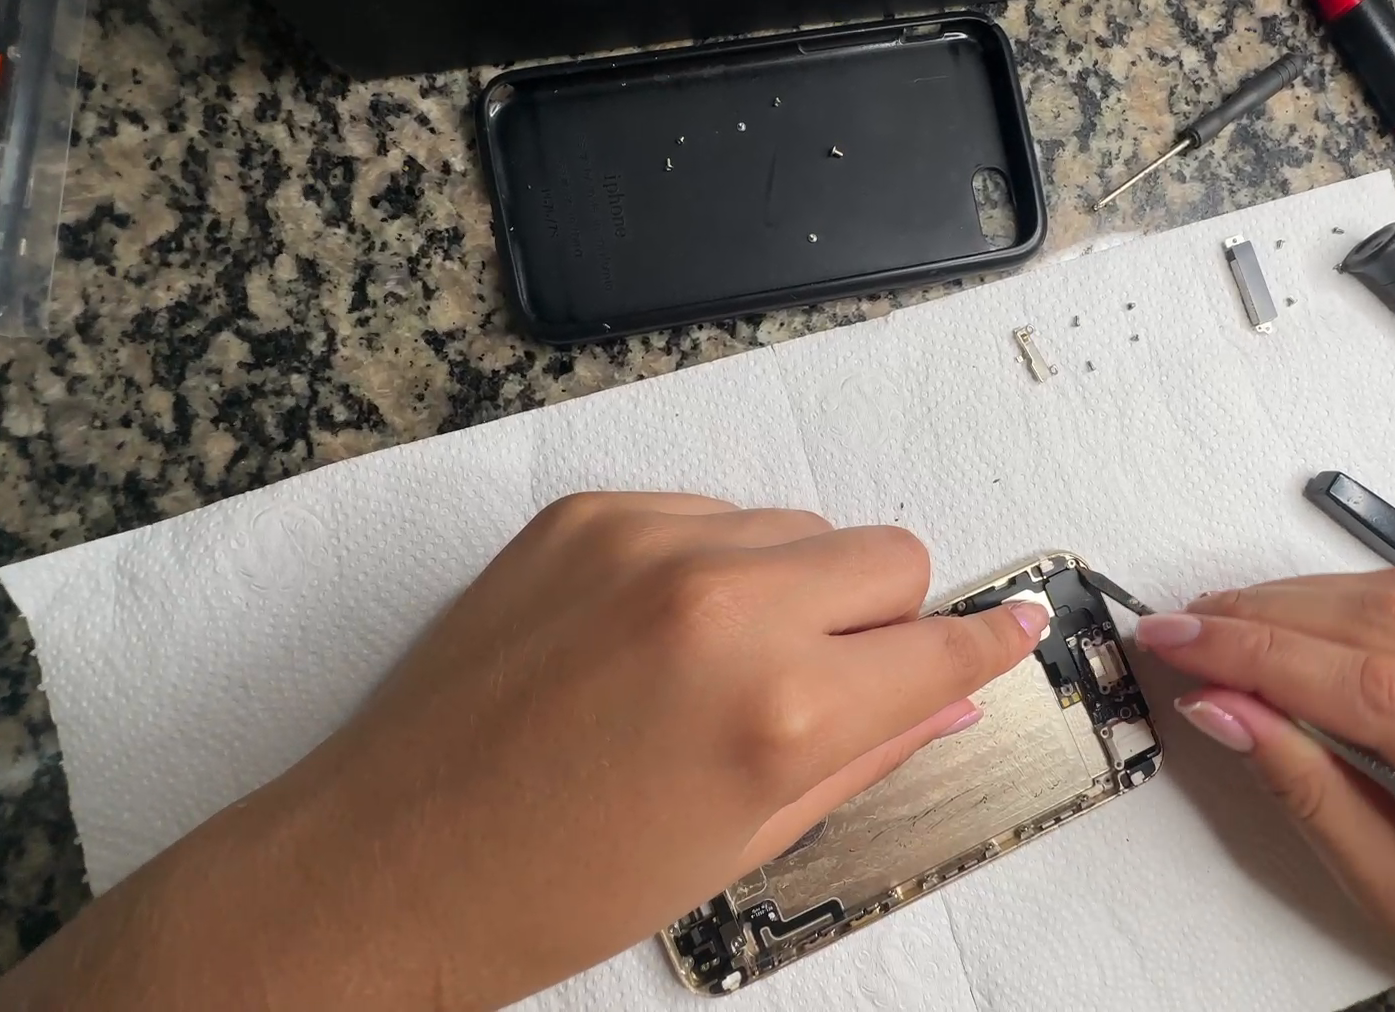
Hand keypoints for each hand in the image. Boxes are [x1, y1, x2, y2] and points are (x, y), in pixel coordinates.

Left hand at [0, 493, 1045, 1010]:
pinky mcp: (590, 509)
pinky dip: (713, 562)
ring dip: (794, 584)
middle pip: (888, 550)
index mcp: (781, 711)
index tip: (1017, 626)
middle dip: (883, 612)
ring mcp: (652, 537)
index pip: (940, 649)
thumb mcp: (747, 842)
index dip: (989, 643)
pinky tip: (652, 624)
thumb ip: (871, 751)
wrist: (376, 864)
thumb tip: (953, 695)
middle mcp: (728, 601)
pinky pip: (711, 512)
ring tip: (719, 654)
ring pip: (801, 525)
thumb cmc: (573, 885)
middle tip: (826, 669)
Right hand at [1135, 567, 1394, 1011]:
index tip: (1173, 637)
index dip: (1265, 655)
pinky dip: (1354, 600)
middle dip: (1269, 617)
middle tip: (1184, 624)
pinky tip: (1297, 616)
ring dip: (1303, 599)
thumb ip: (1315, 799)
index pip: (1392, 695)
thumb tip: (1217, 704)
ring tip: (1225, 617)